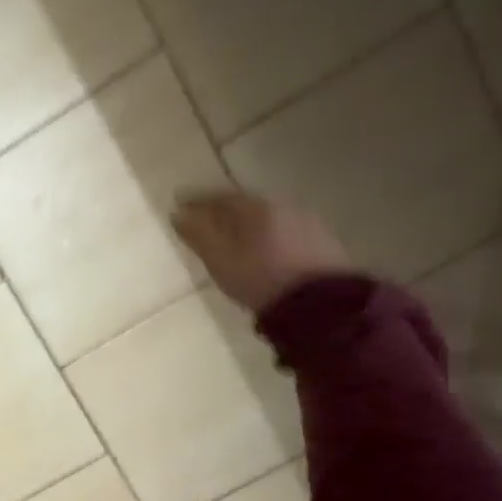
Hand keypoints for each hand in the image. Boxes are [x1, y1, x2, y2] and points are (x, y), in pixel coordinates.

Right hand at [172, 189, 350, 312]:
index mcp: (255, 208)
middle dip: (222, 209)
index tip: (179, 202)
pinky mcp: (323, 241)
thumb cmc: (260, 278)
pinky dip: (265, 234)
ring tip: (230, 236)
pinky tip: (260, 248)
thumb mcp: (219, 259)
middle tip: (203, 218)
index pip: (220, 196)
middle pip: (245, 204)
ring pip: (266, 217)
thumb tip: (178, 214)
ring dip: (246, 223)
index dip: (197, 199)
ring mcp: (307, 222)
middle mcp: (283, 206)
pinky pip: (284, 229)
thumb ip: (198, 235)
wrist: (321, 304)